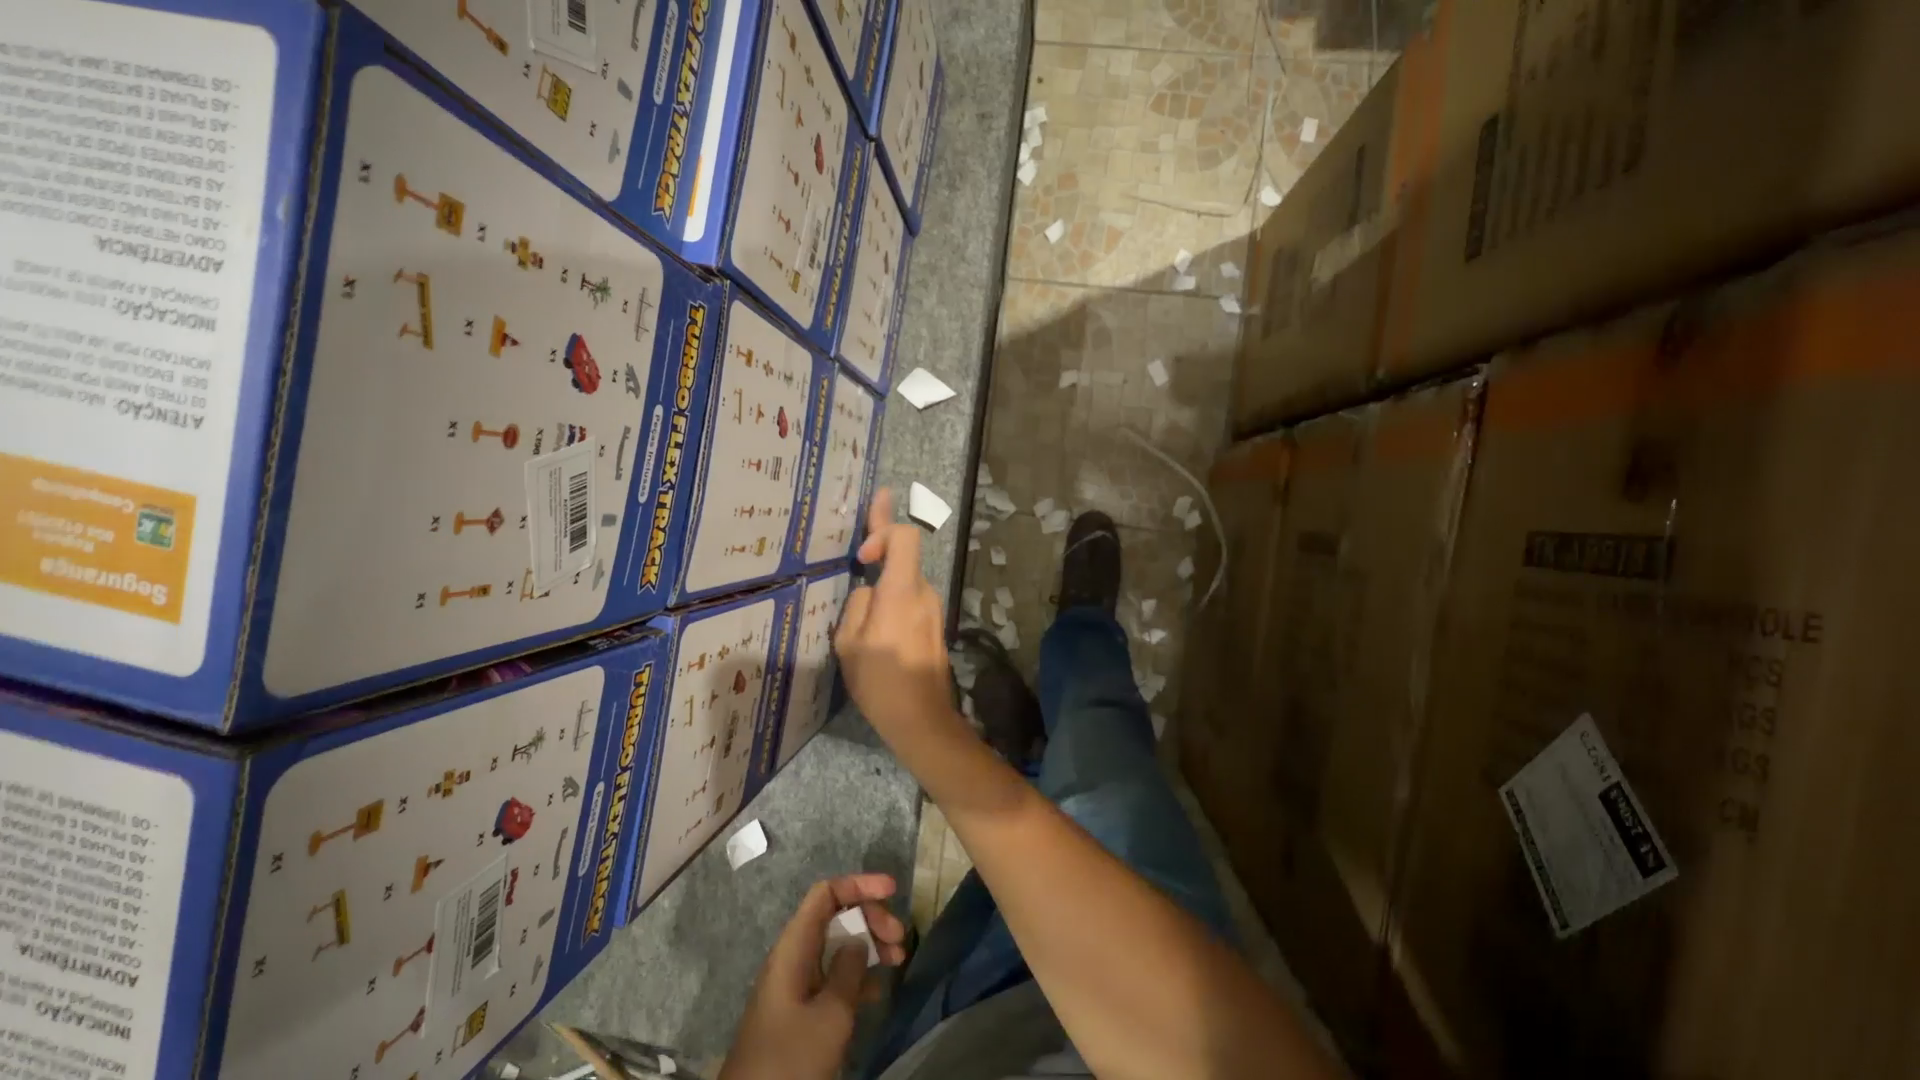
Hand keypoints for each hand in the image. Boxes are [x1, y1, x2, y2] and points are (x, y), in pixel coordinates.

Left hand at [721, 874, 908, 1079]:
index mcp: (793, 947)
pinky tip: (879, 989)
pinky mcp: (801, 1008)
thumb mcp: (830, 1014)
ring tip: (899, 960)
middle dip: (871, 918)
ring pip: (837, 946)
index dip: (859, 884)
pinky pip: (833, 975)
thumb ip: (848, 971)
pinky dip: (858, 974)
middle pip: (834, 916)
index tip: (893, 890)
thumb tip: (857, 941)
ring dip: (869, 946)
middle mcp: (793, 956)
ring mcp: (796, 982)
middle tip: (900, 939)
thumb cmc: (791, 1056)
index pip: (825, 894)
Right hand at [836, 489, 964, 746]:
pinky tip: (875, 617)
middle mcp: (923, 594)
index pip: (905, 537)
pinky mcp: (933, 628)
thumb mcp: (849, 643)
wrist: (921, 719)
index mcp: (902, 592)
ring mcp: (933, 612)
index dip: (884, 530)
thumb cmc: (881, 681)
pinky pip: (910, 601)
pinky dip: (893, 596)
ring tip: (861, 580)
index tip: (862, 554)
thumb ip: (857, 606)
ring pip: (906, 581)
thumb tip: (868, 593)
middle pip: (905, 556)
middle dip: (883, 543)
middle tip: (877, 501)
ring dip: (887, 575)